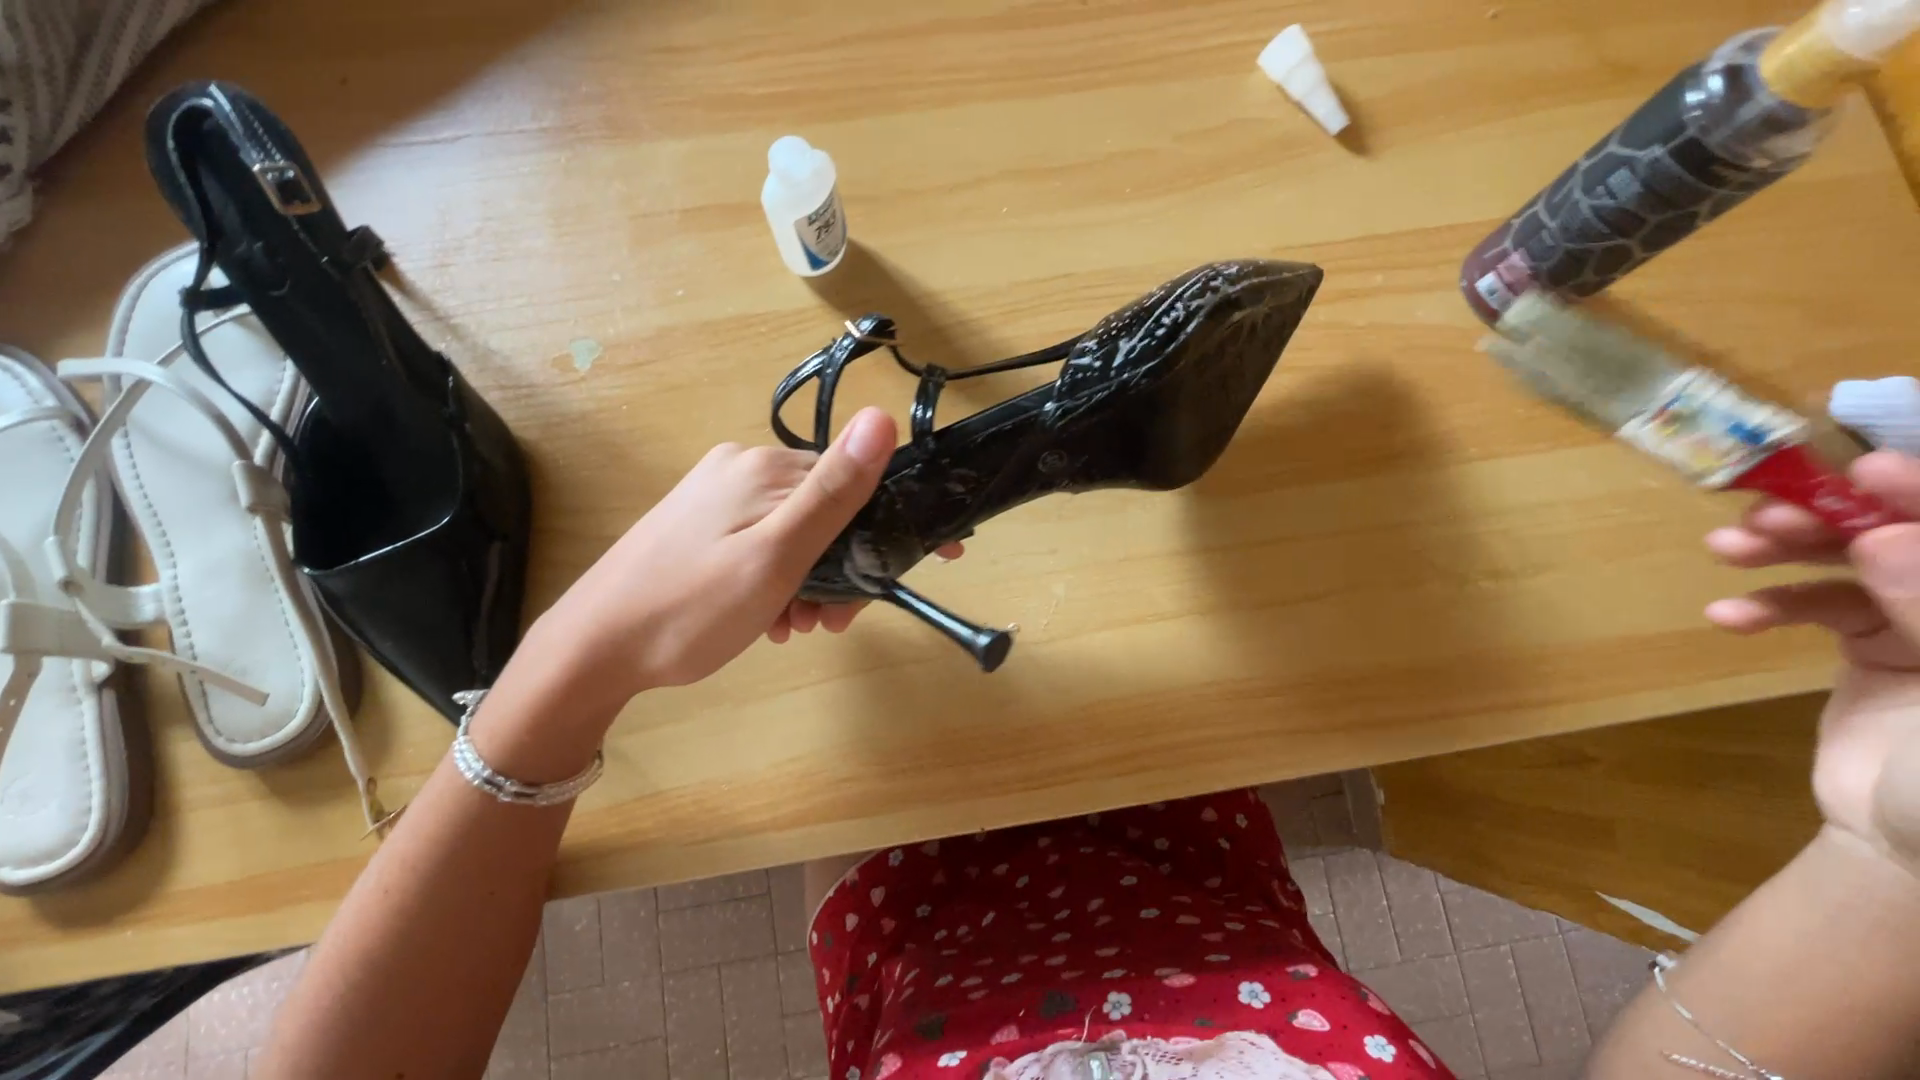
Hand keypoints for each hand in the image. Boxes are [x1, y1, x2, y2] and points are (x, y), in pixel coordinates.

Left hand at [533, 407, 940, 706]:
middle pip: (824, 509)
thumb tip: (882, 416)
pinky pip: (761, 542)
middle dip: (843, 565)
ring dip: (812, 578)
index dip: (888, 525)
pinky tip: (770, 618)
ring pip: (794, 531)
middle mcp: (740, 467)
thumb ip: (832, 493)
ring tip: (799, 626)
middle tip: (832, 621)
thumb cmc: (691, 609)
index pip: (853, 482)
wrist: (592, 649)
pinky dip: (779, 578)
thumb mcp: (775, 557)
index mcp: (763, 467)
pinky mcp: (697, 523)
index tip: (925, 565)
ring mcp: (714, 495)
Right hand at [1705, 451, 1919, 878]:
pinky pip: (1816, 608)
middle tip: (1767, 514)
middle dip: (1838, 519)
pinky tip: (1728, 616)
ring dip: (1788, 552)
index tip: (1864, 471)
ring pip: (1859, 562)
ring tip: (1726, 548)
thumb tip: (1880, 536)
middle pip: (1908, 538)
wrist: (1910, 851)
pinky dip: (1769, 606)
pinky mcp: (1872, 645)